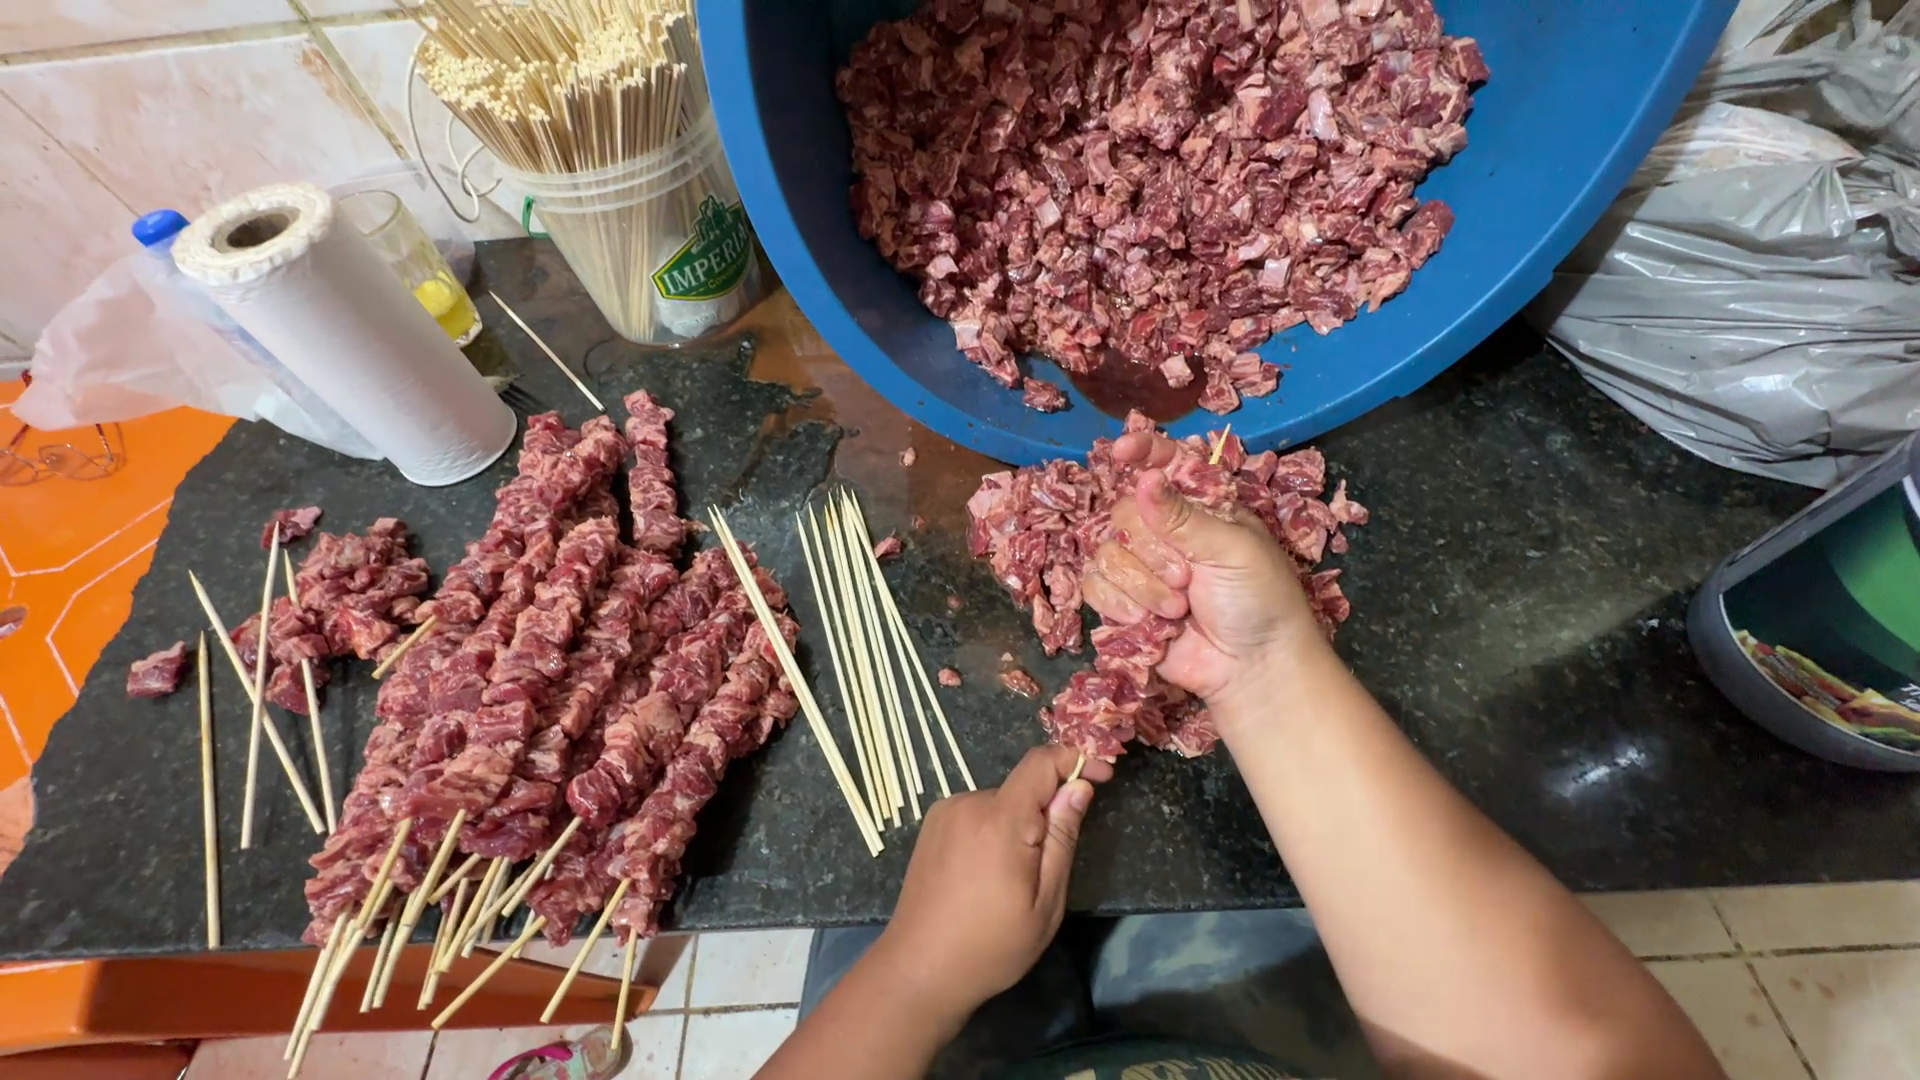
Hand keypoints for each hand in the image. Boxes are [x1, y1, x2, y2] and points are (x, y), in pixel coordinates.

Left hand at [871, 745, 1113, 1019]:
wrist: (919, 969)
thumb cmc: (991, 945)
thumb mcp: (1046, 901)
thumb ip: (1062, 837)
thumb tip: (1079, 786)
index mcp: (1000, 819)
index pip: (1041, 762)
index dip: (1075, 759)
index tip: (1102, 774)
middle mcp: (969, 803)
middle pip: (1021, 787)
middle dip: (1045, 813)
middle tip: (1048, 867)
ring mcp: (945, 811)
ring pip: (1000, 803)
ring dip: (1016, 826)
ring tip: (1009, 881)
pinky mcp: (932, 825)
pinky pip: (977, 814)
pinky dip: (992, 831)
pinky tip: (984, 874)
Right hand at [1081, 431, 1328, 709]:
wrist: (1251, 668)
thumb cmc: (1259, 601)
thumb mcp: (1232, 550)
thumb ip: (1183, 517)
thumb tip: (1145, 479)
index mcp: (1199, 508)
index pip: (1164, 466)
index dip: (1143, 452)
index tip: (1123, 450)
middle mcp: (1164, 532)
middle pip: (1124, 515)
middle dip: (1151, 552)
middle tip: (1185, 579)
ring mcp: (1141, 568)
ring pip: (1106, 554)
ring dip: (1140, 586)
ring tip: (1178, 609)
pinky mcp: (1123, 602)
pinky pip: (1095, 587)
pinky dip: (1119, 606)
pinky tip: (1149, 623)